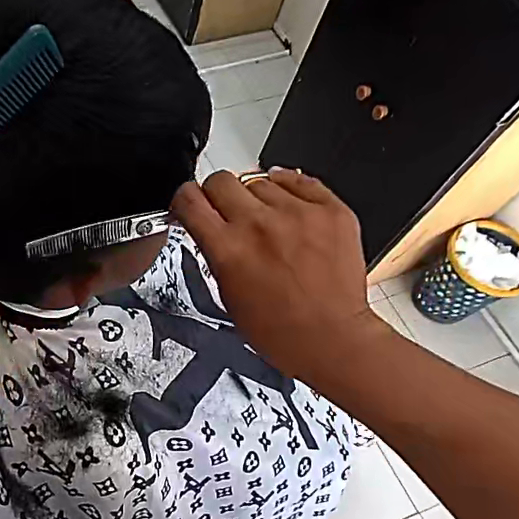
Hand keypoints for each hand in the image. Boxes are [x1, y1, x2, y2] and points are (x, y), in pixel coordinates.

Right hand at [171, 169, 393, 381]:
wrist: (332, 339)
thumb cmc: (284, 332)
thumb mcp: (229, 298)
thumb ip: (217, 256)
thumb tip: (212, 231)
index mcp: (228, 250)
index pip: (189, 199)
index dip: (186, 200)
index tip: (192, 205)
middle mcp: (259, 225)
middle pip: (221, 181)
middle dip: (219, 196)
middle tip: (230, 213)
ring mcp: (297, 214)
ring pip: (261, 180)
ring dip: (259, 199)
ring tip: (271, 226)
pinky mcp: (328, 211)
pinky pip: (300, 180)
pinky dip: (290, 190)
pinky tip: (289, 208)